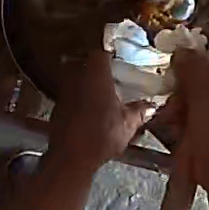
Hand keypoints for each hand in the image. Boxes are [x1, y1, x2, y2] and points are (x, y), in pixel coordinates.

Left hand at [47, 50, 151, 170]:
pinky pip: (68, 94)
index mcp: (96, 75)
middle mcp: (77, 78)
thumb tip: (151, 106)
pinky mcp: (56, 107)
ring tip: (99, 91)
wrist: (72, 157)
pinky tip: (88, 109)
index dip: (109, 54)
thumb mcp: (128, 124)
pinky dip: (77, 97)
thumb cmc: (102, 136)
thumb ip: (140, 111)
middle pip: (83, 62)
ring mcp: (64, 92)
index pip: (100, 52)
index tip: (117, 59)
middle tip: (109, 74)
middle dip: (94, 66)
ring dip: (84, 81)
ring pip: (73, 77)